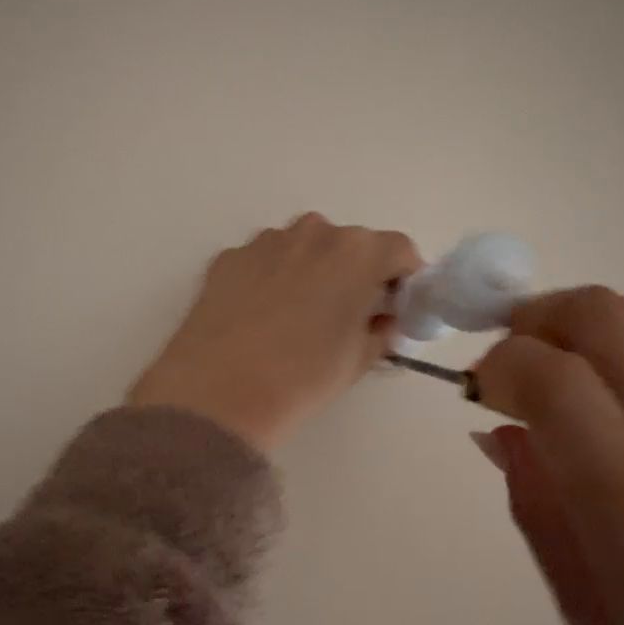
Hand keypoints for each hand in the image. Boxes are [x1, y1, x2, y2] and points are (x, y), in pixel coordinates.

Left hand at [129, 213, 421, 450]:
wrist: (219, 392)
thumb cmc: (304, 376)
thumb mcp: (359, 360)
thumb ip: (381, 331)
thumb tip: (382, 322)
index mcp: (358, 252)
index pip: (399, 251)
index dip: (403, 281)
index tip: (396, 309)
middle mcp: (314, 232)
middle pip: (349, 245)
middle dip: (356, 274)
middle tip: (348, 318)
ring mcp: (265, 241)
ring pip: (303, 249)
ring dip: (310, 273)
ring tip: (297, 321)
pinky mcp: (227, 258)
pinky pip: (263, 263)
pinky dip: (270, 281)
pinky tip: (259, 321)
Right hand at [470, 286, 623, 624]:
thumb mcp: (582, 598)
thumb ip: (533, 503)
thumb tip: (501, 431)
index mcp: (623, 484)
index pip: (542, 370)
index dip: (498, 364)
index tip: (485, 389)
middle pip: (593, 311)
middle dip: (536, 318)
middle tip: (522, 356)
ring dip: (594, 337)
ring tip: (588, 383)